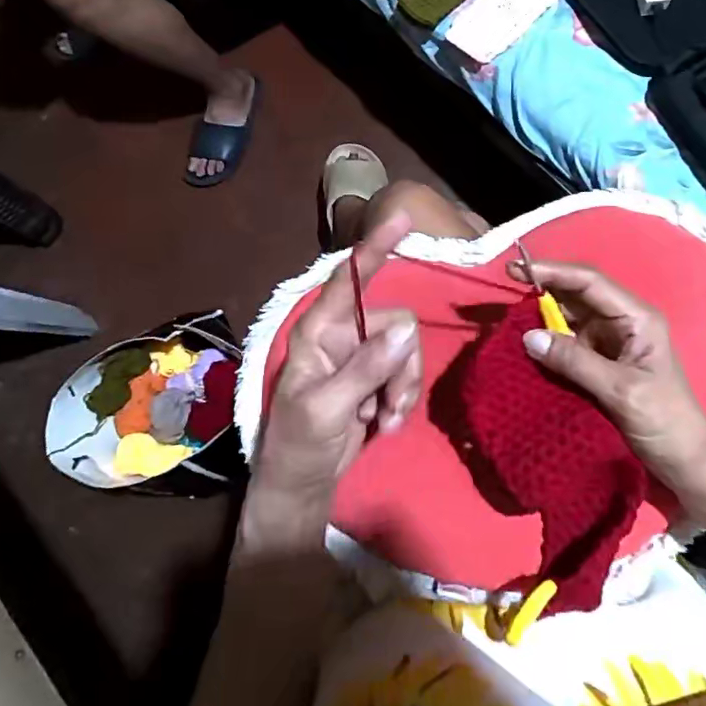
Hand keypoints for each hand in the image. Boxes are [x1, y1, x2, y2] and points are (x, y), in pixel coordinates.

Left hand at [254, 212, 423, 507]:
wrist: (302, 486)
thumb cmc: (298, 443)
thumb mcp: (327, 408)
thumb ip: (366, 367)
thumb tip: (407, 328)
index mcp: (319, 332)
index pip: (348, 281)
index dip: (373, 248)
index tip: (402, 219)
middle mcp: (341, 335)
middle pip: (394, 324)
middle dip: (400, 367)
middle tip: (388, 407)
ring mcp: (360, 357)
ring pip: (405, 351)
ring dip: (401, 389)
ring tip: (383, 421)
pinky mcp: (375, 379)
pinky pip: (405, 373)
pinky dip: (401, 400)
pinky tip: (383, 424)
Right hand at [507, 260, 705, 492]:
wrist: (684, 463)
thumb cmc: (663, 421)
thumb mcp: (620, 390)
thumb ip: (574, 361)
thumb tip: (529, 337)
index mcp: (636, 318)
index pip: (590, 282)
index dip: (553, 271)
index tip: (518, 269)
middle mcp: (622, 322)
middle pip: (578, 293)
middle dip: (544, 286)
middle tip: (508, 281)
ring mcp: (610, 342)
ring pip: (570, 316)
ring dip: (542, 313)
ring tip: (511, 313)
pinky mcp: (600, 362)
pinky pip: (568, 342)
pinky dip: (547, 339)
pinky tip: (527, 341)